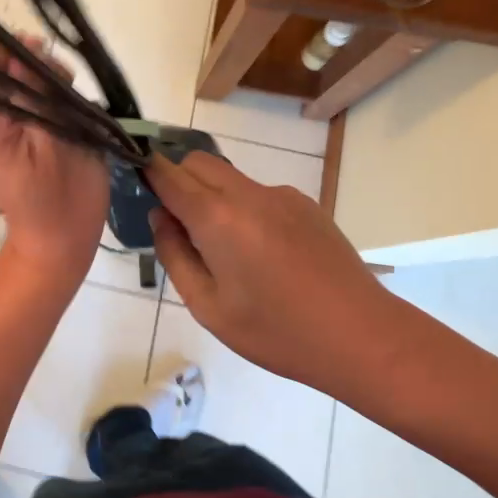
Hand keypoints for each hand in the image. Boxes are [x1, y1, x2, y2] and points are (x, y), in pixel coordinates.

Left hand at [0, 41, 108, 280]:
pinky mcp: (15, 128)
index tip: (43, 52)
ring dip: (44, 77)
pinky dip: (47, 92)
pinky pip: (25, 94)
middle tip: (65, 83)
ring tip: (70, 98)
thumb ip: (37, 94)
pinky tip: (69, 106)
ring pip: (15, 76)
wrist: (61, 241)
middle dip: (32, 63)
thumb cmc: (60, 199)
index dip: (8, 49)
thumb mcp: (55, 142)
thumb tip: (20, 49)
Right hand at [146, 152, 399, 392]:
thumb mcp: (209, 307)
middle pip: (199, 163)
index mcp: (218, 218)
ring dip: (213, 196)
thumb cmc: (276, 331)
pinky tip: (264, 257)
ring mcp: (282, 196)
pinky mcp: (306, 205)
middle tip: (176, 224)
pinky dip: (245, 209)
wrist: (361, 335)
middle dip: (178, 179)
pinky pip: (260, 195)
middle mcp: (248, 194)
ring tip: (224, 251)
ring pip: (230, 177)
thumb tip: (161, 218)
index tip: (136, 183)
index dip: (147, 171)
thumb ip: (176, 256)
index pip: (168, 173)